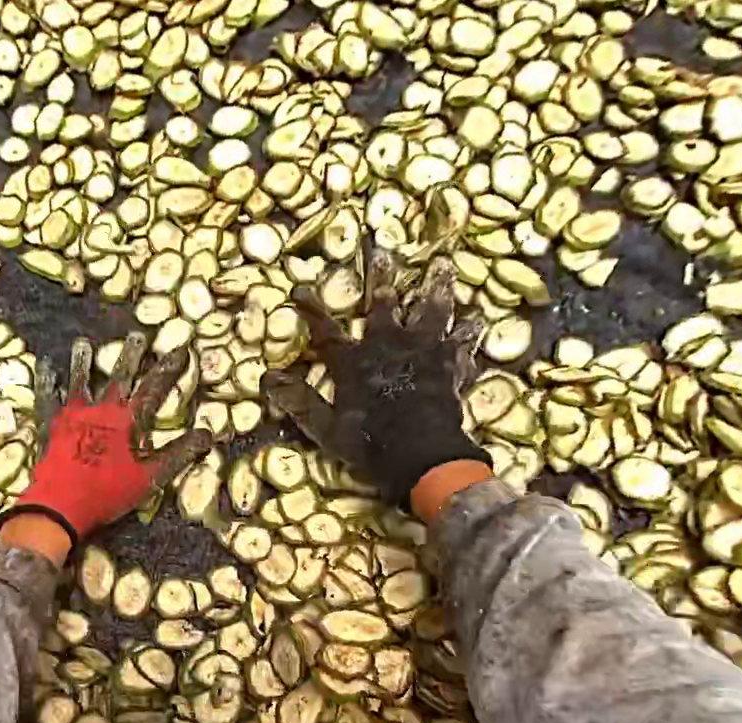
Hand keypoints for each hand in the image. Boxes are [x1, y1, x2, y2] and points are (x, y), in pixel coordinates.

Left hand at [0, 333, 213, 553]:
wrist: (60, 506)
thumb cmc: (107, 493)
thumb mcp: (149, 478)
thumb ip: (178, 455)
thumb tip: (208, 435)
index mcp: (127, 421)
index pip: (154, 387)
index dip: (169, 367)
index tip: (182, 348)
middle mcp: (100, 410)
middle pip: (118, 376)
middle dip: (130, 355)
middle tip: (136, 336)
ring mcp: (72, 415)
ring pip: (80, 381)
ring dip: (83, 362)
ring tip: (83, 344)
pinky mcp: (50, 426)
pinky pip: (47, 398)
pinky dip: (47, 382)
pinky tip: (45, 368)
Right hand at [263, 245, 489, 511]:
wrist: (420, 453)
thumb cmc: (367, 442)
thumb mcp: (323, 427)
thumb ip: (298, 400)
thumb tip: (266, 378)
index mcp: (353, 361)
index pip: (326, 331)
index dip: (311, 309)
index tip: (300, 289)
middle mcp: (387, 346)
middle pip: (383, 304)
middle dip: (380, 276)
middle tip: (382, 249)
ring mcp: (423, 351)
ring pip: (430, 311)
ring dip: (434, 288)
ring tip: (441, 265)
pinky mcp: (451, 365)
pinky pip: (462, 343)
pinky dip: (468, 332)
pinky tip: (475, 319)